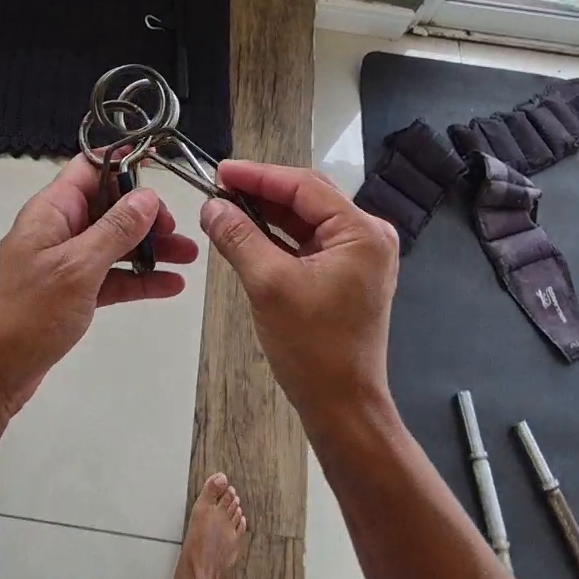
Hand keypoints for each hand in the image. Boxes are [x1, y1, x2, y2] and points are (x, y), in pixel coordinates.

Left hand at [0, 156, 199, 412]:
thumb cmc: (27, 313)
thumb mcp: (77, 267)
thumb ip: (115, 230)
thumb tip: (147, 196)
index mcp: (52, 211)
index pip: (89, 169)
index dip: (123, 163)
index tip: (160, 166)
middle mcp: (58, 231)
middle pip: (108, 207)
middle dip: (146, 214)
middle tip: (177, 230)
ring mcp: (64, 264)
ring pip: (114, 245)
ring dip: (150, 248)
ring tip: (189, 256)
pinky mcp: (70, 295)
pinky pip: (111, 278)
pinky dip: (138, 280)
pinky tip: (170, 286)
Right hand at [199, 160, 400, 424]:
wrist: (342, 407)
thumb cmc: (311, 346)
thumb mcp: (268, 284)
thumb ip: (239, 237)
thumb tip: (211, 206)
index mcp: (361, 232)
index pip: (303, 186)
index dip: (258, 175)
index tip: (220, 171)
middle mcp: (367, 236)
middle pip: (307, 197)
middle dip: (261, 190)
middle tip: (218, 185)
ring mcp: (358, 256)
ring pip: (305, 218)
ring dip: (266, 211)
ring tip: (225, 205)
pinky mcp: (346, 273)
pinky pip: (307, 241)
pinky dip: (277, 235)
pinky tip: (246, 230)